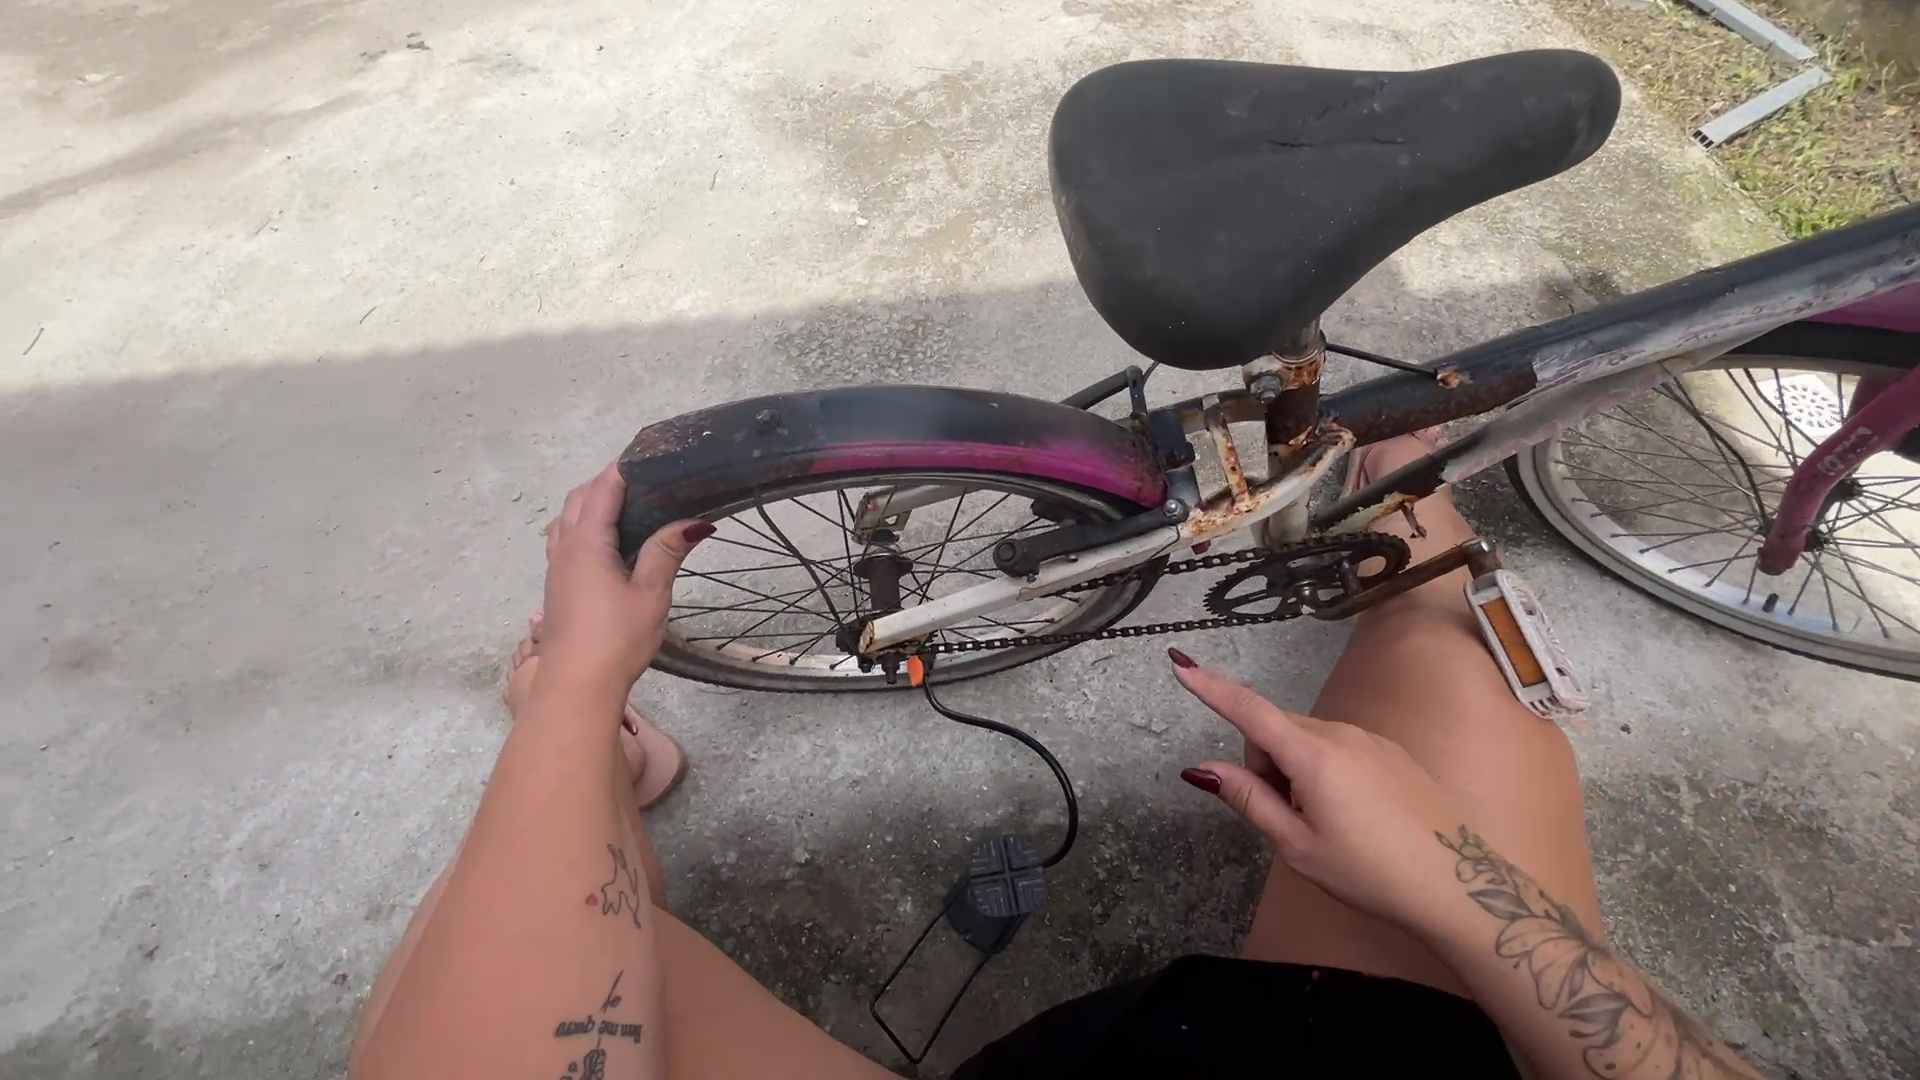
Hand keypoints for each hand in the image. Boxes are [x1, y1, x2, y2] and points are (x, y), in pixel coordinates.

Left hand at [537, 463, 710, 700]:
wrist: (577, 686)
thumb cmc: (617, 637)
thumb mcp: (651, 593)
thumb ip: (667, 552)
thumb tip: (694, 521)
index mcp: (587, 544)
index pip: (601, 492)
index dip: (621, 470)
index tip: (645, 454)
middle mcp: (566, 550)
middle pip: (576, 501)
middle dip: (602, 482)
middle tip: (639, 476)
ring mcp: (557, 570)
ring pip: (564, 521)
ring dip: (587, 503)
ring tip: (619, 502)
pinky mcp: (558, 588)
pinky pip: (563, 540)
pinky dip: (579, 525)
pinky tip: (600, 541)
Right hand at [1167, 648, 1465, 932]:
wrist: (1467, 892)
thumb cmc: (1372, 874)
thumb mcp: (1298, 846)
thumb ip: (1248, 799)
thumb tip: (1202, 768)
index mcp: (1313, 755)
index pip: (1248, 710)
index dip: (1210, 687)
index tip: (1180, 662)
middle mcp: (1341, 734)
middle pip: (1275, 729)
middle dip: (1263, 763)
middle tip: (1285, 817)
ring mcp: (1371, 740)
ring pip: (1306, 738)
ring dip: (1294, 768)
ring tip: (1323, 823)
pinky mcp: (1392, 752)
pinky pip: (1338, 746)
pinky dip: (1323, 769)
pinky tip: (1353, 815)